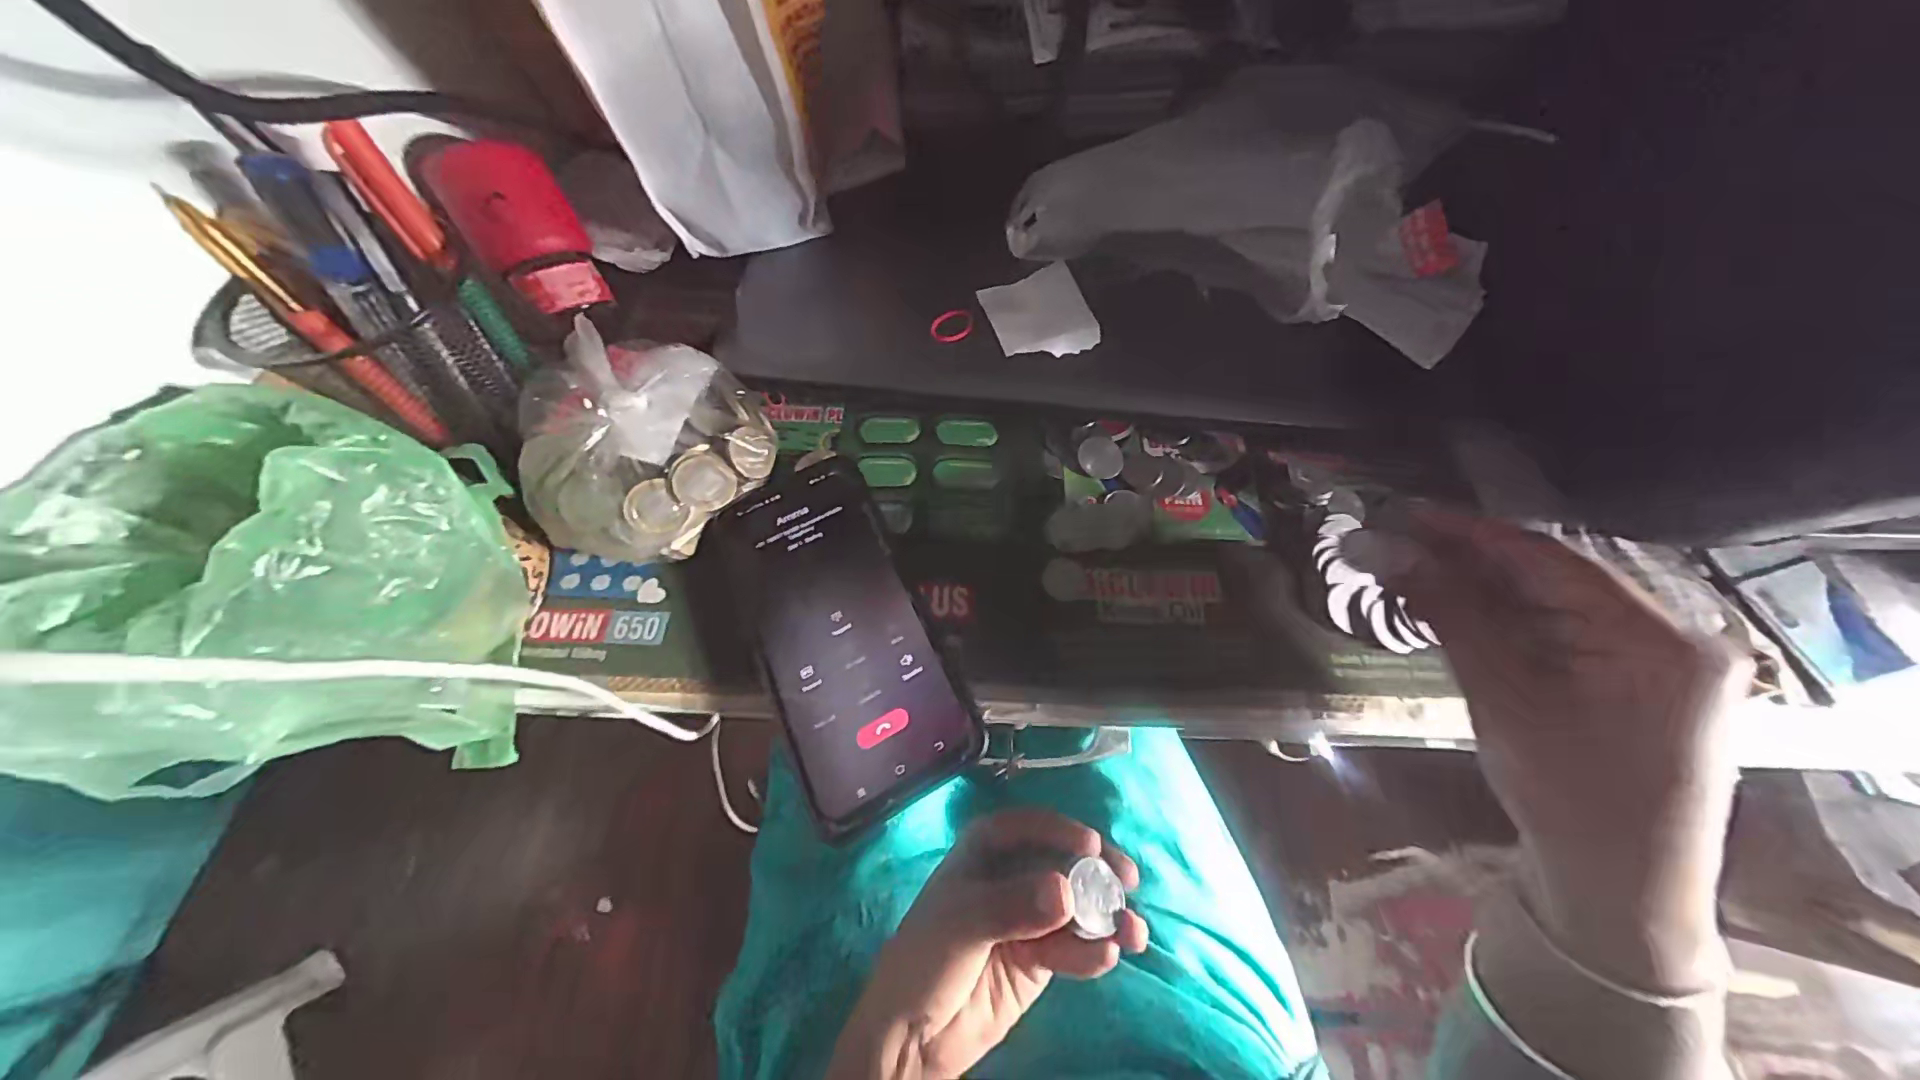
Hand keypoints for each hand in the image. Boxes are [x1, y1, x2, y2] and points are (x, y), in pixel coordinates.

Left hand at [826, 809, 1148, 1079]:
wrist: (913, 1034)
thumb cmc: (925, 959)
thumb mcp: (963, 923)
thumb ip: (1012, 906)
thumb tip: (1065, 891)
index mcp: (985, 851)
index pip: (1028, 827)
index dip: (1060, 830)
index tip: (1092, 846)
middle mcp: (1011, 876)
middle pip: (1062, 862)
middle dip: (1097, 871)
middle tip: (1128, 882)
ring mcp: (1030, 917)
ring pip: (1077, 906)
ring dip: (1107, 915)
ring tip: (1133, 933)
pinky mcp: (1041, 958)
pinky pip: (1074, 947)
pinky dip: (1093, 950)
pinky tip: (1106, 957)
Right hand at [1350, 508, 1748, 992]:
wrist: (1621, 884)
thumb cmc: (1565, 793)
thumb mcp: (1500, 695)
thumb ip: (1447, 610)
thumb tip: (1382, 547)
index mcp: (1657, 636)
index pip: (1546, 558)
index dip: (1467, 532)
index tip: (1401, 512)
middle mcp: (1671, 632)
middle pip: (1550, 573)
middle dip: (1467, 556)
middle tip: (1393, 538)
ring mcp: (1656, 653)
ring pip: (1550, 598)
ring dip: (1480, 584)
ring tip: (1411, 567)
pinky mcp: (1634, 672)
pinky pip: (1559, 625)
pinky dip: (1503, 614)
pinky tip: (1455, 604)